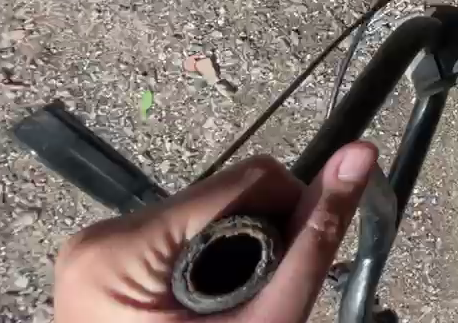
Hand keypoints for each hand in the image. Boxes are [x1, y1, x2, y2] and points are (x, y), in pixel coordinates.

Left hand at [53, 142, 377, 322]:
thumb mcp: (272, 313)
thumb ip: (318, 231)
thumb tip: (362, 150)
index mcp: (123, 246)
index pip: (254, 179)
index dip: (291, 212)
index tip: (280, 269)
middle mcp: (99, 238)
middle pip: (231, 192)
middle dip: (262, 232)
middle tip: (258, 291)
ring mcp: (95, 251)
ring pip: (215, 206)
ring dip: (243, 241)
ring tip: (234, 297)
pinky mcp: (101, 262)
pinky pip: (188, 226)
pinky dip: (215, 251)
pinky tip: (210, 294)